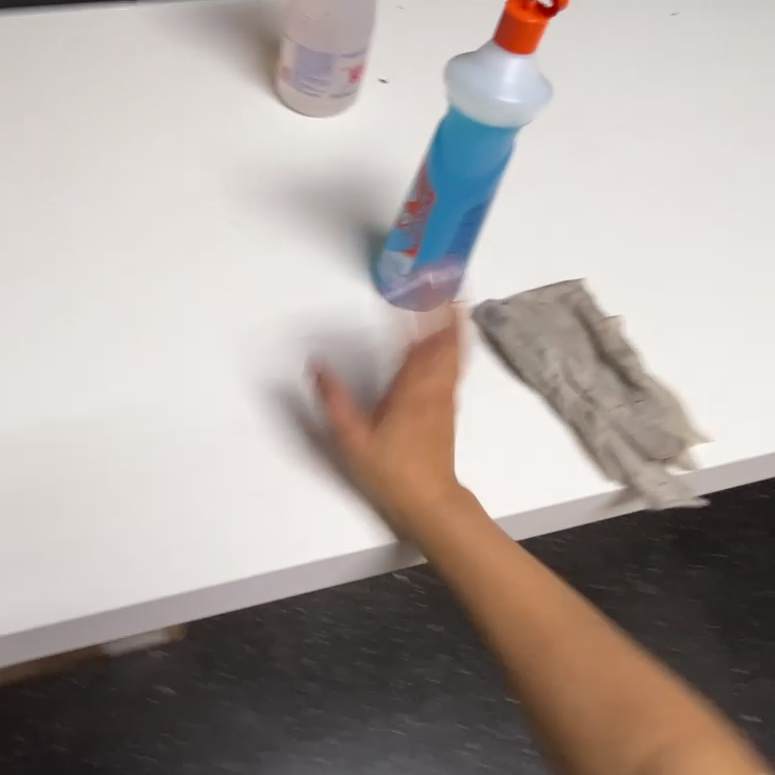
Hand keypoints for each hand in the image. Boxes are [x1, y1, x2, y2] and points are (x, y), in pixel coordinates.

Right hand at [310, 306, 469, 537]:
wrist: (429, 499)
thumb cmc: (391, 470)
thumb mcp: (352, 439)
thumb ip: (334, 401)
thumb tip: (316, 366)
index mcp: (409, 391)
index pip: (412, 341)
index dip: (414, 311)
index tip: (413, 285)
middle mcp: (432, 386)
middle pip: (440, 337)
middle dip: (440, 304)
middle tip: (440, 274)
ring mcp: (445, 394)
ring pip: (453, 347)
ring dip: (453, 317)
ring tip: (453, 290)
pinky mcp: (449, 402)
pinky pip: (457, 361)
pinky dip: (458, 339)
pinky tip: (457, 330)